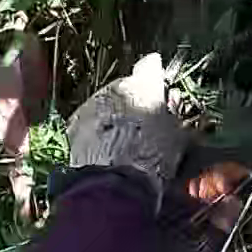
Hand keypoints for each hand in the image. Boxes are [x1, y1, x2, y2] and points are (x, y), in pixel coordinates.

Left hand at [66, 53, 184, 198]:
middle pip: (126, 87)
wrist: (112, 184)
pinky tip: (105, 151)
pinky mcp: (74, 123)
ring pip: (106, 103)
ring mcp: (91, 103)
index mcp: (144, 85)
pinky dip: (97, 131)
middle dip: (134, 101)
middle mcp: (115, 87)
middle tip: (144, 124)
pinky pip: (89, 121)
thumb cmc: (151, 160)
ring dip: (114, 116)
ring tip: (123, 142)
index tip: (160, 89)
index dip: (156, 78)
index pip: (151, 68)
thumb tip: (175, 111)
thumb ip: (175, 118)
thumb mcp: (177, 140)